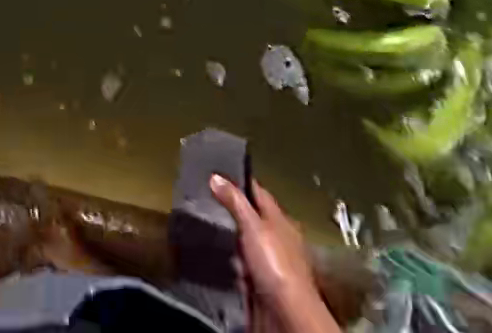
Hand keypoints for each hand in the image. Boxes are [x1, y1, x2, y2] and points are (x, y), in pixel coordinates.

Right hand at [210, 176, 338, 332]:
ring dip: (231, 247)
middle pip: (251, 220)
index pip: (259, 194)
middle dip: (231, 216)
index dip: (241, 183)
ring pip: (245, 247)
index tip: (219, 174)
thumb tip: (216, 175)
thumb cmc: (275, 263)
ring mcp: (271, 265)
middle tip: (204, 206)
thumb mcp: (253, 226)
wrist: (287, 316)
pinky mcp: (262, 287)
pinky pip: (243, 272)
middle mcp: (277, 239)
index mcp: (280, 220)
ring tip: (209, 237)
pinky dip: (233, 270)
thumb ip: (235, 202)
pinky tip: (221, 266)